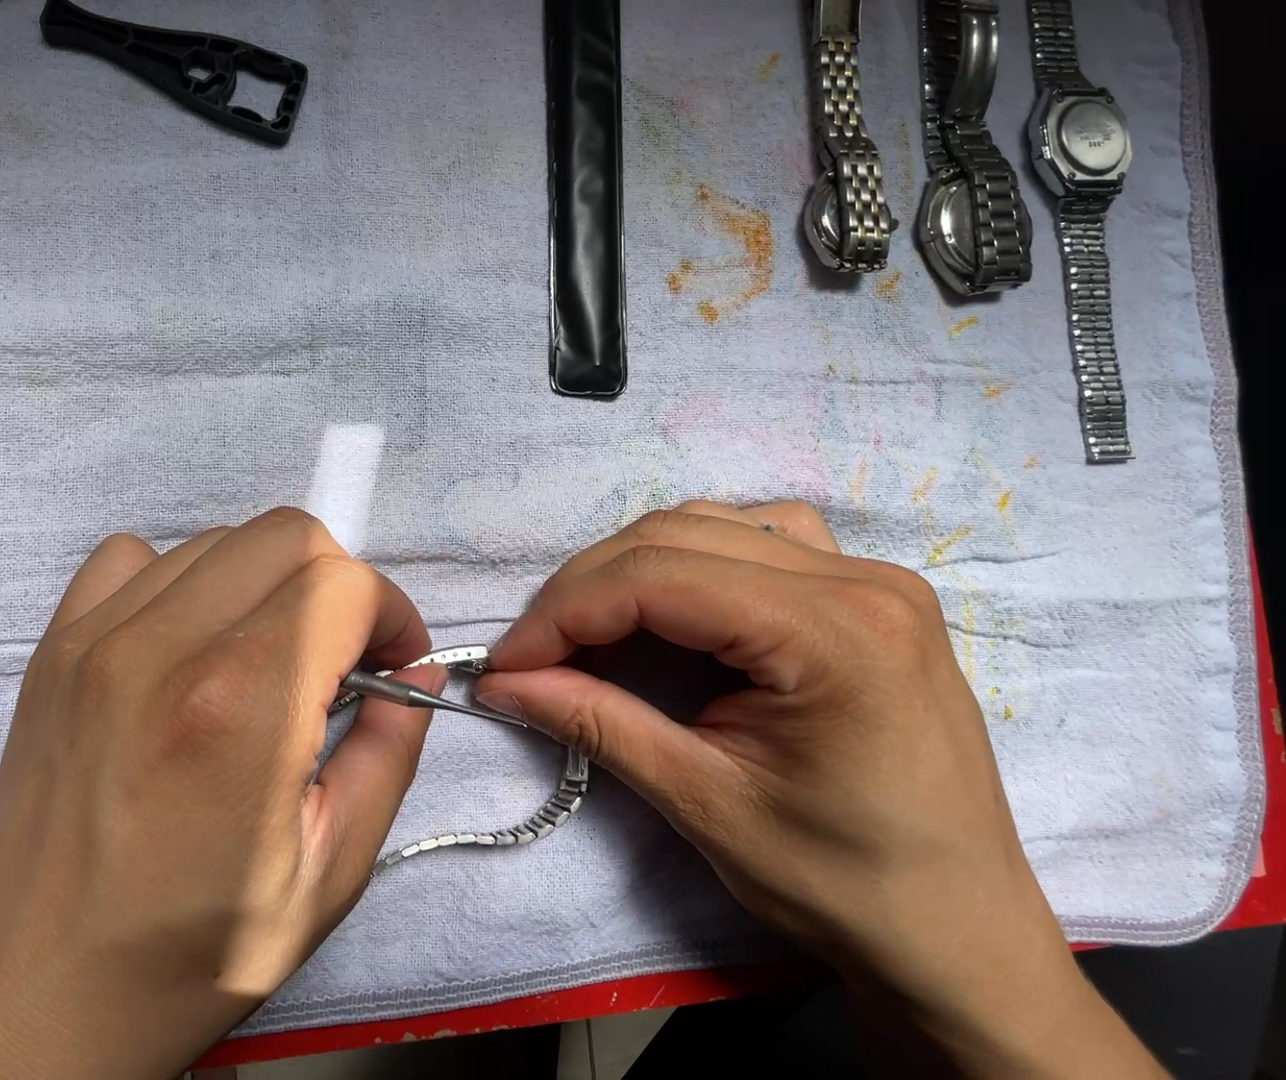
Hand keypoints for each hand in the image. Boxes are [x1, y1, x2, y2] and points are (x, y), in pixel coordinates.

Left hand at [0, 508, 442, 1078]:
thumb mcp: (331, 872)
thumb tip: (415, 674)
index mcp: (242, 705)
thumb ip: (389, 753)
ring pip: (216, 540)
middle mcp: (162, 647)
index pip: (344, 585)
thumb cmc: (197, 950)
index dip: (392, 615)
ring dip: (265, 582)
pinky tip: (183, 642)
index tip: (393, 665)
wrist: (46, 995)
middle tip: (339, 656)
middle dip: (337, 583)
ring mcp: (93, 638)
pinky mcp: (50, 648)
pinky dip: (177, 579)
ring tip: (264, 653)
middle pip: (286, 535)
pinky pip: (130, 558)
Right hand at [478, 501, 1162, 1077]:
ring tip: (586, 633)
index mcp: (831, 632)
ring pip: (708, 524)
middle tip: (533, 656)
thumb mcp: (703, 802)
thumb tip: (503, 682)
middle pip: (673, 536)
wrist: (959, 933)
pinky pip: (754, 538)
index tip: (507, 664)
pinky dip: (687, 560)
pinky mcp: (865, 594)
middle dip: (583, 592)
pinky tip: (669, 607)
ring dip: (628, 570)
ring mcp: (870, 577)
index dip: (563, 613)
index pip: (656, 577)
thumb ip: (596, 722)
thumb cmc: (840, 882)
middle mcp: (859, 579)